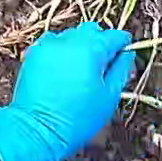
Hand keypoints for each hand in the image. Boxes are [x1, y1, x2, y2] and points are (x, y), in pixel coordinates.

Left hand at [0, 22, 134, 160]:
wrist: (37, 130)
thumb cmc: (76, 118)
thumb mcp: (109, 96)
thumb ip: (121, 69)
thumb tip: (127, 53)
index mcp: (92, 48)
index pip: (115, 36)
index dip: (122, 46)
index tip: (122, 58)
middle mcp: (69, 40)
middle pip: (93, 31)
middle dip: (100, 44)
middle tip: (101, 68)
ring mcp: (49, 44)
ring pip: (72, 35)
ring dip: (79, 46)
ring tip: (79, 71)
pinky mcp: (34, 52)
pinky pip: (53, 43)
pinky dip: (61, 51)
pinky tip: (62, 70)